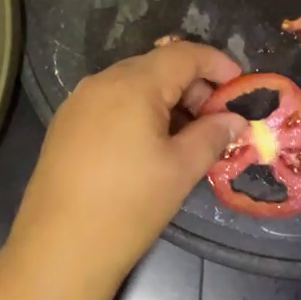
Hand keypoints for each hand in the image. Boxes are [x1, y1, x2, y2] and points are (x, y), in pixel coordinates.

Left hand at [9, 42, 244, 289]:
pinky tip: (149, 144)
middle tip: (217, 119)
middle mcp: (102, 81)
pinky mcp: (65, 123)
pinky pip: (110, 101)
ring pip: (131, 84)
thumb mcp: (180, 170)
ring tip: (187, 135)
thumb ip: (212, 136)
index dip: (216, 63)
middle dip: (192, 85)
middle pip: (156, 66)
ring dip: (164, 99)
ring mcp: (79, 101)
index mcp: (132, 84)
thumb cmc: (129, 205)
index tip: (240, 84)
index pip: (182, 54)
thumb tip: (235, 119)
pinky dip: (137, 110)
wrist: (60, 244)